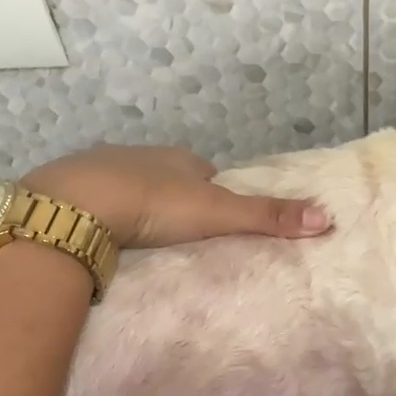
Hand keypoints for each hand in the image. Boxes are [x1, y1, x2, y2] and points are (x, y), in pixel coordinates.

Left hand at [19, 145, 330, 248]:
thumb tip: (327, 218)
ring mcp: (102, 168)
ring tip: (142, 240)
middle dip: (174, 201)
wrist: (75, 204)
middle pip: (168, 179)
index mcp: (179, 158)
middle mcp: (142, 155)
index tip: (216, 223)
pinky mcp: (69, 187)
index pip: (206, 175)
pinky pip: (95, 200)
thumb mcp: (217, 212)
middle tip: (179, 236)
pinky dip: (103, 214)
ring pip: (129, 187)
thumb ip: (267, 217)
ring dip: (137, 207)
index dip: (214, 196)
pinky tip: (104, 234)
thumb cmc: (153, 203)